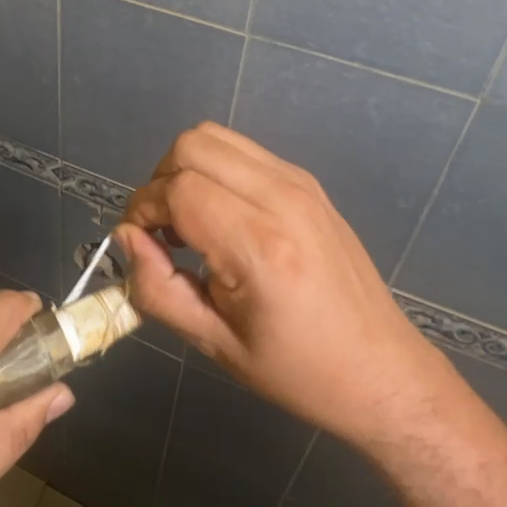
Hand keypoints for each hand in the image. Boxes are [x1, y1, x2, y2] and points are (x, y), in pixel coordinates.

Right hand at [115, 122, 435, 441]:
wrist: (381, 370)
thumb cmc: (297, 370)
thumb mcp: (214, 343)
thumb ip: (157, 288)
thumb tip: (125, 237)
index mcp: (260, 246)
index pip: (178, 190)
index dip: (143, 209)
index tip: (139, 243)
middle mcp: (281, 199)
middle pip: (192, 146)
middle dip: (160, 180)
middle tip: (161, 229)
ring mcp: (299, 183)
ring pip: (215, 136)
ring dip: (186, 168)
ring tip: (188, 218)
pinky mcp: (308, 182)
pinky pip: (242, 150)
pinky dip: (215, 168)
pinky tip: (221, 214)